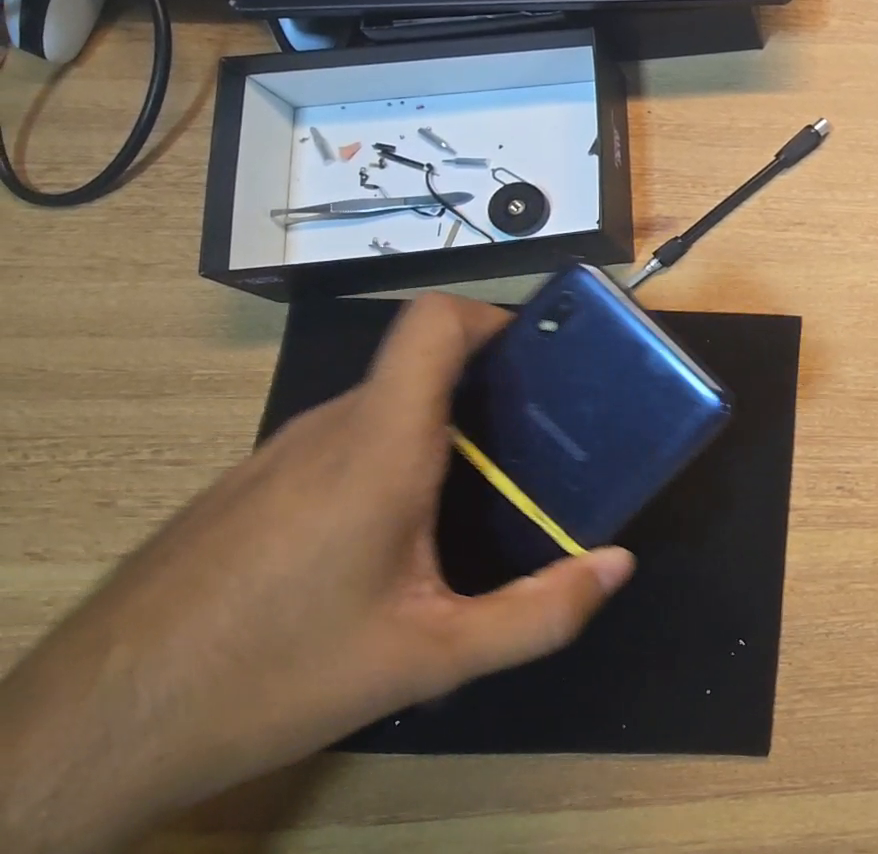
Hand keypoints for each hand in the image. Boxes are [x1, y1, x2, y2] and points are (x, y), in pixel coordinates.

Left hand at [0, 294, 634, 853]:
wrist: (90, 729)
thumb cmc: (273, 676)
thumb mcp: (431, 659)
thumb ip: (540, 614)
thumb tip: (618, 565)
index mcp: (379, 449)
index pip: (433, 325)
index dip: (496, 316)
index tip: (548, 356)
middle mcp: (326, 432)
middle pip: (421, 368)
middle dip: (493, 389)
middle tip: (545, 444)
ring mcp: (275, 458)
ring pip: (381, 408)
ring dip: (443, 429)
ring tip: (486, 493)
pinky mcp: (246, 489)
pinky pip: (340, 445)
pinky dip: (391, 461)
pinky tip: (395, 540)